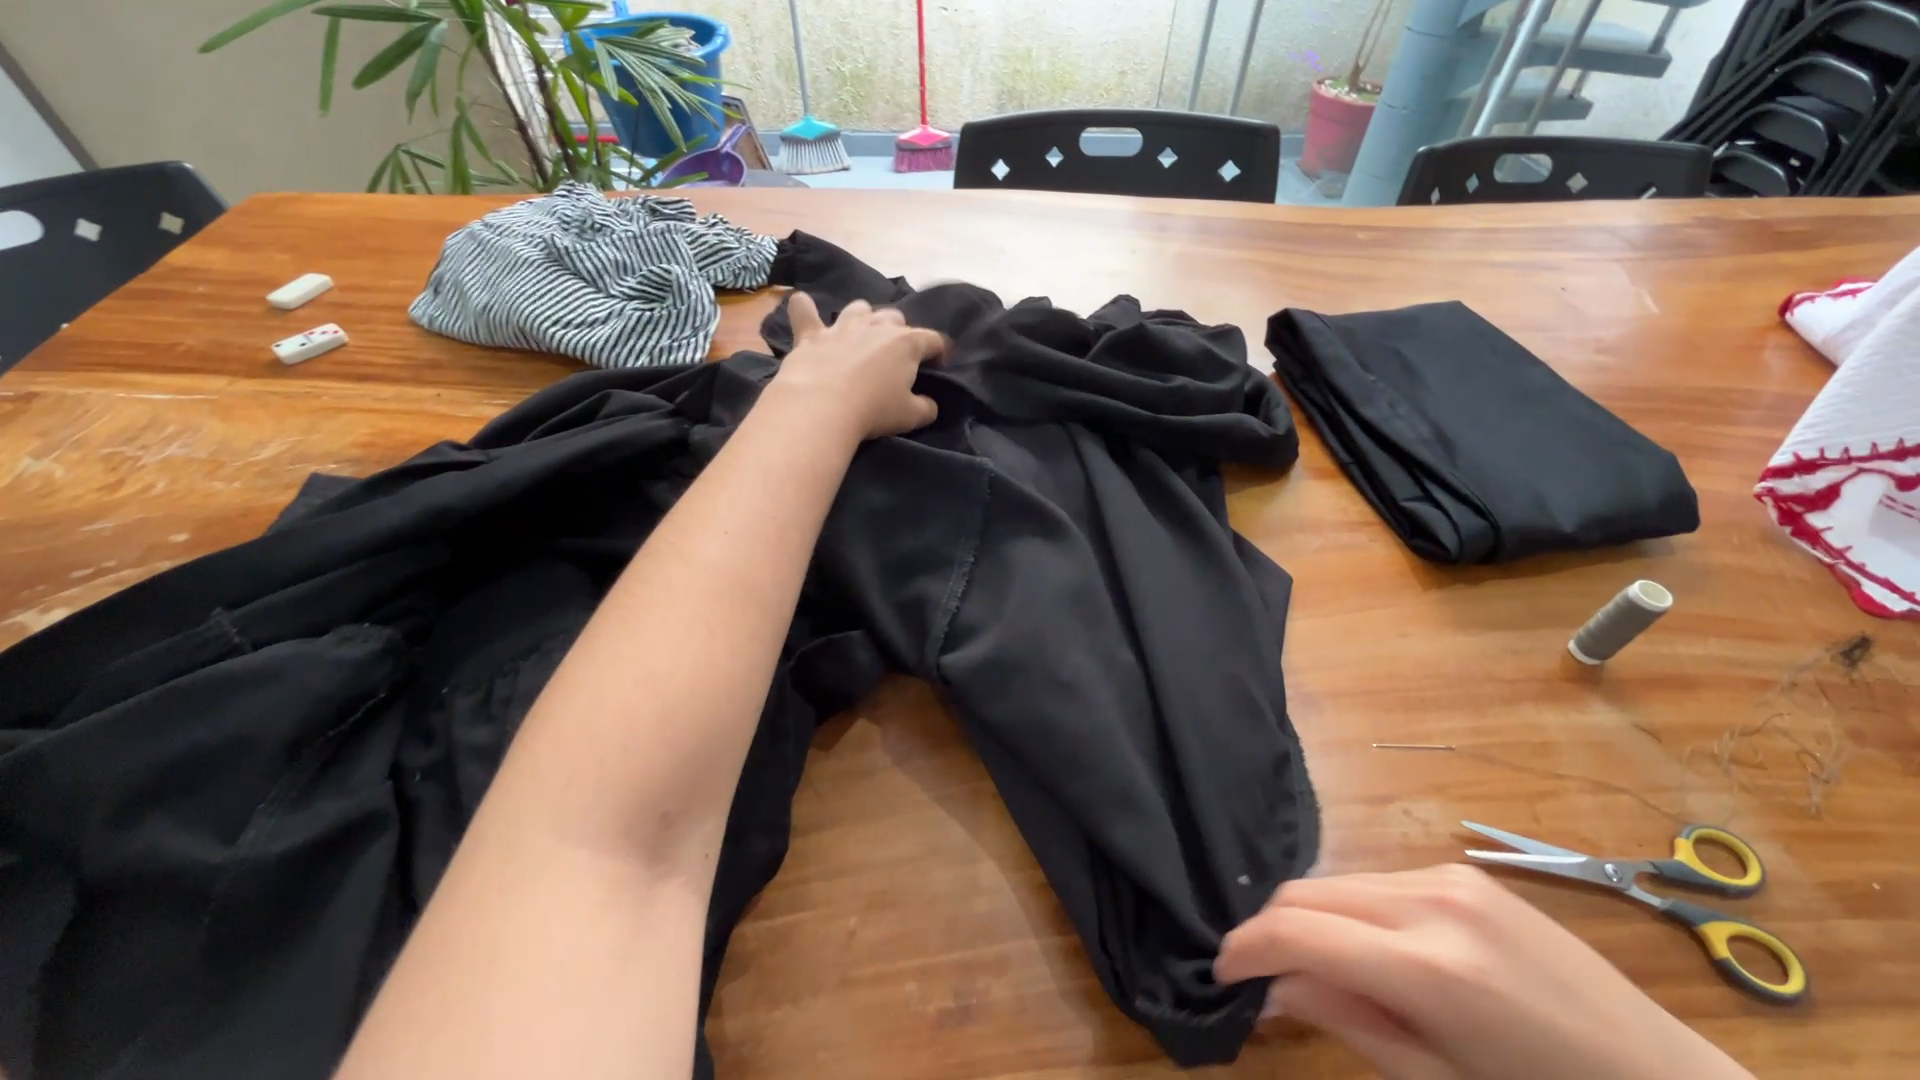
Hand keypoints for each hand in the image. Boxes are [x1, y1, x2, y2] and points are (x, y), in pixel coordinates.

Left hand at [771, 291, 945, 440]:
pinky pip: (804, 311)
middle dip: (899, 332)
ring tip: (862, 334)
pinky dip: (804, 308)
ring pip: (859, 308)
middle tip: (895, 356)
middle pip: (895, 318)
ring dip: (864, 318)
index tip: (937, 366)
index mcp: (907, 343)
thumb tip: (929, 404)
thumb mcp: (911, 416)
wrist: (821, 406)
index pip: (933, 340)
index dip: (939, 352)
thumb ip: (926, 407)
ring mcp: (842, 326)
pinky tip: (802, 305)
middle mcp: (877, 326)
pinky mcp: (812, 335)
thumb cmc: (873, 410)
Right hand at [1214, 865, 1754, 1079]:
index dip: (1244, 949)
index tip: (1222, 975)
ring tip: (1320, 970)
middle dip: (1270, 929)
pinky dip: (1353, 910)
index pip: (1297, 932)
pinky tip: (1372, 952)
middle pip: (1307, 892)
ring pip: (1339, 882)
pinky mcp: (1468, 874)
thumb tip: (1273, 988)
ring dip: (1312, 919)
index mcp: (1429, 969)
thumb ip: (1349, 1023)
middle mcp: (1432, 903)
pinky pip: (1380, 881)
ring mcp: (1452, 879)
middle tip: (1261, 977)